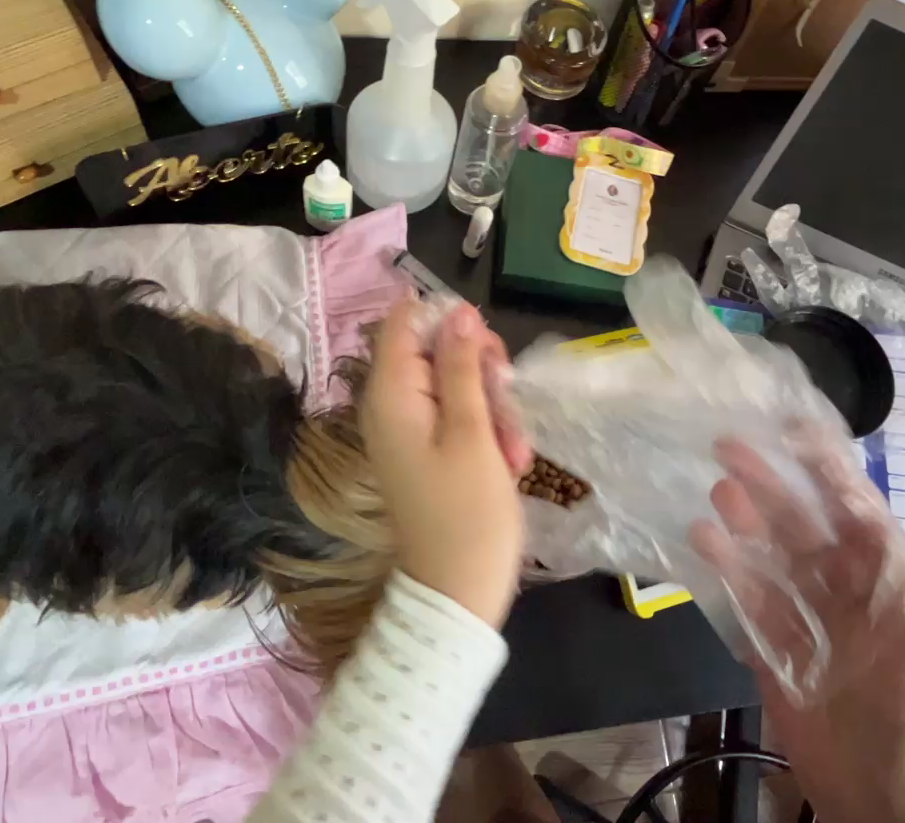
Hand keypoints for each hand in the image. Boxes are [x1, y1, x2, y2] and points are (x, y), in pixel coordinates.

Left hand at [361, 298, 532, 626]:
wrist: (457, 593)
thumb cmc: (468, 513)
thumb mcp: (471, 432)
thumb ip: (461, 367)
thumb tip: (456, 312)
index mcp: (391, 394)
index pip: (403, 322)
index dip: (447, 321)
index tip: (485, 347)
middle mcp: (391, 405)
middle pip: (435, 350)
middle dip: (479, 367)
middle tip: (506, 394)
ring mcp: (409, 429)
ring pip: (455, 384)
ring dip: (492, 407)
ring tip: (513, 449)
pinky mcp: (427, 450)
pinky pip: (456, 417)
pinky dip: (486, 431)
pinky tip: (508, 461)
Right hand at [690, 429, 904, 822]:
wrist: (876, 795)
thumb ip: (887, 576)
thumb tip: (863, 511)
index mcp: (883, 581)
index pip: (852, 509)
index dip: (825, 468)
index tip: (794, 429)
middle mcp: (841, 587)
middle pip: (801, 524)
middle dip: (771, 484)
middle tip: (730, 446)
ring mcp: (803, 612)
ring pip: (768, 553)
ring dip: (744, 520)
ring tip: (718, 491)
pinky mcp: (770, 641)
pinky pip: (745, 595)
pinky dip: (725, 565)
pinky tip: (703, 538)